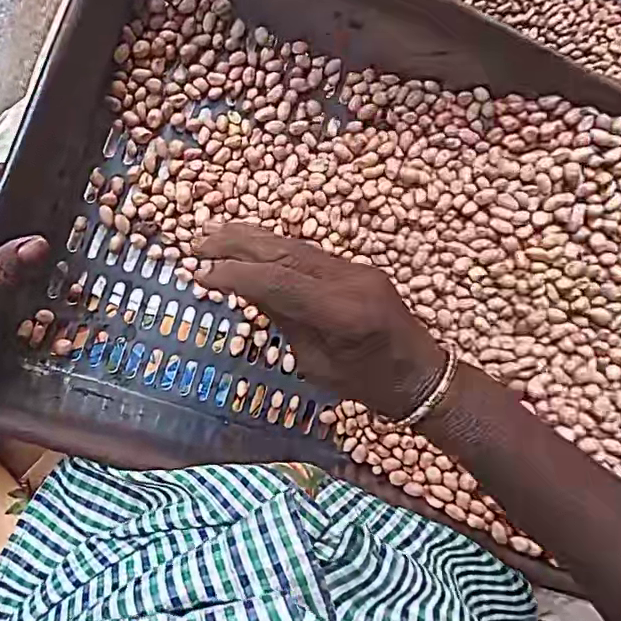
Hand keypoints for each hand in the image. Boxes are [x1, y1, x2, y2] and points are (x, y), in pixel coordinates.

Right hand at [196, 222, 444, 419]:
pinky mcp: (355, 267)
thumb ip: (284, 320)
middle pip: (285, 252)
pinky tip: (250, 244)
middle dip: (237, 245)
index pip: (279, 281)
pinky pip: (307, 252)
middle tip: (198, 244)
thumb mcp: (317, 364)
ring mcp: (356, 268)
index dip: (236, 274)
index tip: (200, 274)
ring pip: (294, 245)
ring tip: (215, 235)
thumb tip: (246, 287)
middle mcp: (352, 280)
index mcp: (344, 312)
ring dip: (252, 239)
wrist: (422, 375)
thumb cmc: (369, 385)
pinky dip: (273, 247)